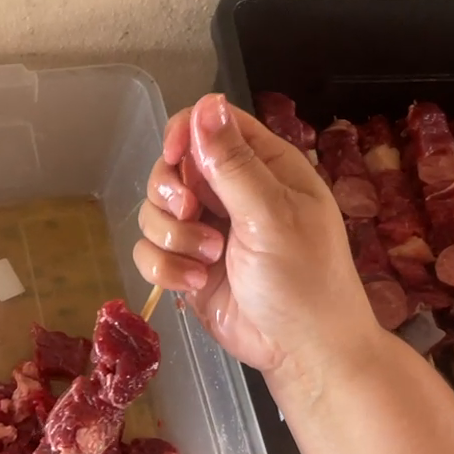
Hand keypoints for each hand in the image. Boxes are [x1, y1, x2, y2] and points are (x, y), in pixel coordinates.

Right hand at [135, 93, 377, 375]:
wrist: (300, 350)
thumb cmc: (303, 279)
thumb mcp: (271, 216)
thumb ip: (233, 164)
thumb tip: (206, 103)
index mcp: (262, 166)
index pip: (210, 124)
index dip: (185, 134)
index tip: (176, 159)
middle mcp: (229, 193)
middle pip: (171, 168)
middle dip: (171, 195)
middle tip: (193, 216)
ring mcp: (204, 232)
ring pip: (153, 213)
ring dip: (171, 238)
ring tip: (207, 261)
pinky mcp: (186, 268)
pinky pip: (150, 253)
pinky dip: (164, 269)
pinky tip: (194, 285)